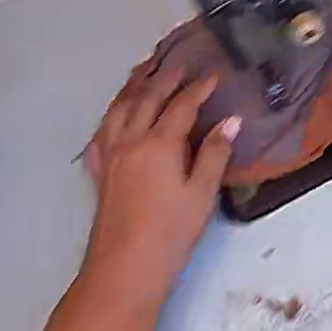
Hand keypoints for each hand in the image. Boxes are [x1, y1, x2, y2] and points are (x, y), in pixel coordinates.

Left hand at [83, 65, 239, 289]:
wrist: (124, 269)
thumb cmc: (170, 233)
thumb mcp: (202, 194)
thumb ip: (215, 154)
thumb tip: (231, 121)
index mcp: (159, 144)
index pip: (181, 106)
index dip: (198, 88)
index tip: (212, 74)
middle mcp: (130, 141)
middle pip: (147, 98)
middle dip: (165, 77)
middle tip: (180, 61)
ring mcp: (110, 156)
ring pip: (119, 109)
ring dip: (134, 86)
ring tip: (144, 72)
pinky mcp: (100, 172)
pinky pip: (102, 132)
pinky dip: (111, 115)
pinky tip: (115, 116)